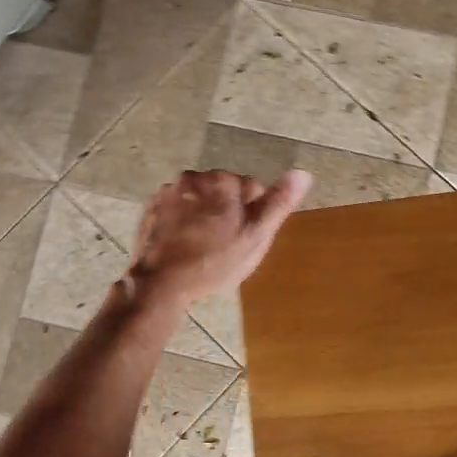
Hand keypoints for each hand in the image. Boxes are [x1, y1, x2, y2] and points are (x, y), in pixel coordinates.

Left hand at [126, 169, 311, 309]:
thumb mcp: (256, 237)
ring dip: (204, 213)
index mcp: (224, 181)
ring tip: (203, 245)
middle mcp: (195, 177)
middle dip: (227, 210)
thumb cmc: (215, 262)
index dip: (254, 214)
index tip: (244, 237)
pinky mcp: (152, 207)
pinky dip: (183, 219)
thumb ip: (279, 203)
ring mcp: (170, 191)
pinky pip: (178, 207)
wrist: (162, 283)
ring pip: (200, 198)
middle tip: (225, 243)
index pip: (253, 188)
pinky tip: (184, 243)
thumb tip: (304, 173)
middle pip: (224, 190)